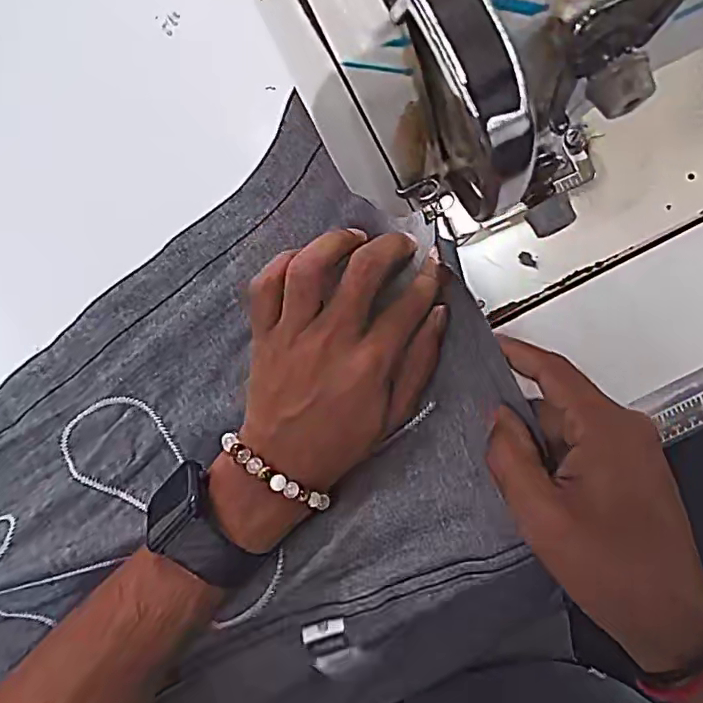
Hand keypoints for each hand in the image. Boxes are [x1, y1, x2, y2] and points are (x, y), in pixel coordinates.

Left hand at [212, 229, 447, 551]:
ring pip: (310, 267)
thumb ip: (420, 362)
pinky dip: (282, 262)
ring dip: (335, 242)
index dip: (427, 278)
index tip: (431, 268)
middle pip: (363, 271)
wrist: (282, 464)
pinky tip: (303, 258)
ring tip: (353, 239)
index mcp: (368, 364)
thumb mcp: (394, 413)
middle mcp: (331, 342)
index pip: (408, 303)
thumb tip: (437, 318)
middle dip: (389, 247)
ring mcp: (294, 335)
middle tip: (398, 246)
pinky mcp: (265, 335)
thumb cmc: (338, 442)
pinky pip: (265, 286)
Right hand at [485, 336, 702, 673]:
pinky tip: (549, 501)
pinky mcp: (635, 469)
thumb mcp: (541, 515)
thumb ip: (510, 457)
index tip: (490, 343)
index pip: (555, 372)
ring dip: (541, 453)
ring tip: (529, 498)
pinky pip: (585, 448)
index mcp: (606, 428)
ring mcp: (635, 448)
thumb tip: (496, 417)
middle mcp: (626, 428)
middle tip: (496, 462)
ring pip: (569, 430)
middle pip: (557, 405)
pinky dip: (559, 464)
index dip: (518, 353)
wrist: (670, 616)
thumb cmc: (613, 570)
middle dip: (522, 427)